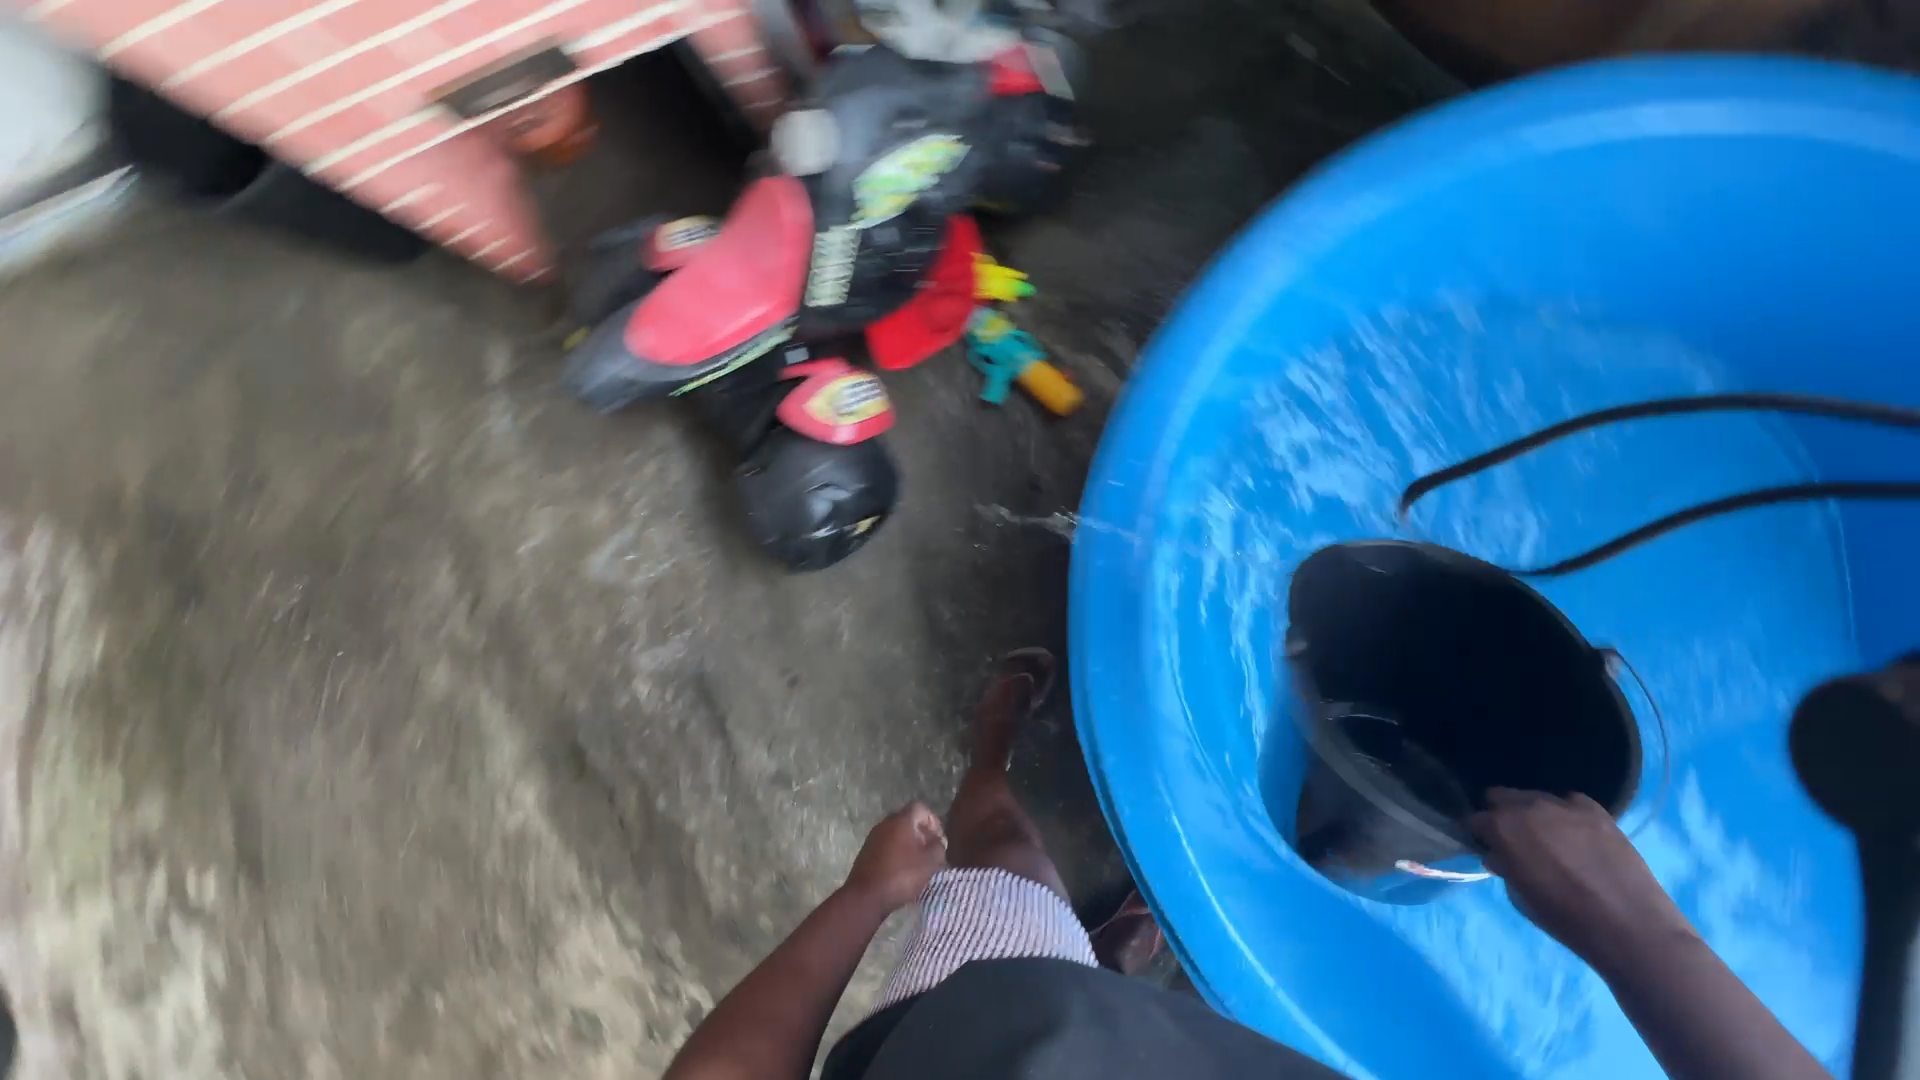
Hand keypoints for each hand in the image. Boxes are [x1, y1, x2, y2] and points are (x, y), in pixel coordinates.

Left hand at [844, 802, 947, 912]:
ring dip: (908, 845)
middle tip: (929, 852)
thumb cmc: (901, 875)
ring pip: (897, 834)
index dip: (933, 821)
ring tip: (917, 864)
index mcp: (901, 820)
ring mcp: (873, 837)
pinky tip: (901, 871)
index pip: (920, 808)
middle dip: (921, 834)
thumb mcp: (930, 862)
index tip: (937, 840)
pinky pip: (886, 845)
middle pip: (908, 820)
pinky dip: (896, 853)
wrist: (866, 896)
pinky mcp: (866, 851)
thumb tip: (937, 841)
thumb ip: (939, 846)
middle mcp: (885, 823)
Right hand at [1470, 788, 1696, 971]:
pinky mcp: (1596, 811)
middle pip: (1501, 796)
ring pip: (1534, 796)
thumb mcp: (1518, 896)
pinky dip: (1566, 813)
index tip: (1488, 848)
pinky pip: (1570, 801)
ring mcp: (1563, 806)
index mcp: (1501, 828)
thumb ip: (1504, 866)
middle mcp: (1527, 808)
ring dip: (1533, 813)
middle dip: (1502, 815)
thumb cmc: (1565, 919)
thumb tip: (1499, 856)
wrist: (1631, 928)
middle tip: (1516, 841)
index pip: (1475, 820)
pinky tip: (1576, 833)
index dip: (1480, 835)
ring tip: (1549, 837)